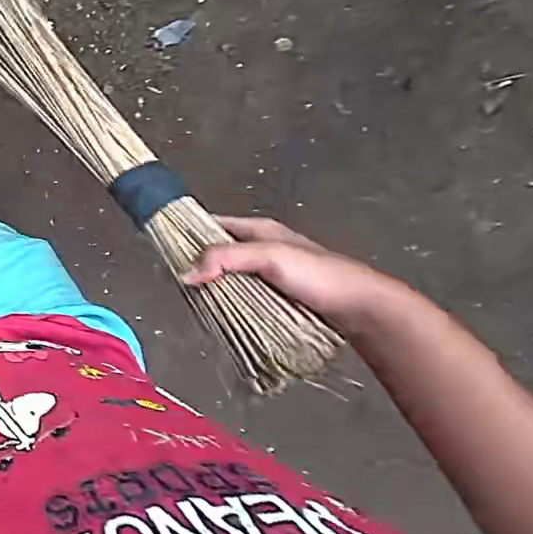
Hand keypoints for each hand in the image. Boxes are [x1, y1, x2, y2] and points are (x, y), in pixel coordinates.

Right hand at [183, 216, 422, 333]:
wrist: (364, 308)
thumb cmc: (322, 276)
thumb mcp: (269, 257)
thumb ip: (226, 258)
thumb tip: (186, 273)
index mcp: (259, 229)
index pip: (210, 224)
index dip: (188, 233)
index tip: (167, 249)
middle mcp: (260, 246)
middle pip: (215, 251)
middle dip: (197, 264)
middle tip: (180, 280)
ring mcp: (267, 271)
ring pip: (226, 274)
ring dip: (212, 285)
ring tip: (197, 297)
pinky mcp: (274, 293)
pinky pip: (239, 293)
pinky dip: (227, 299)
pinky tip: (221, 309)